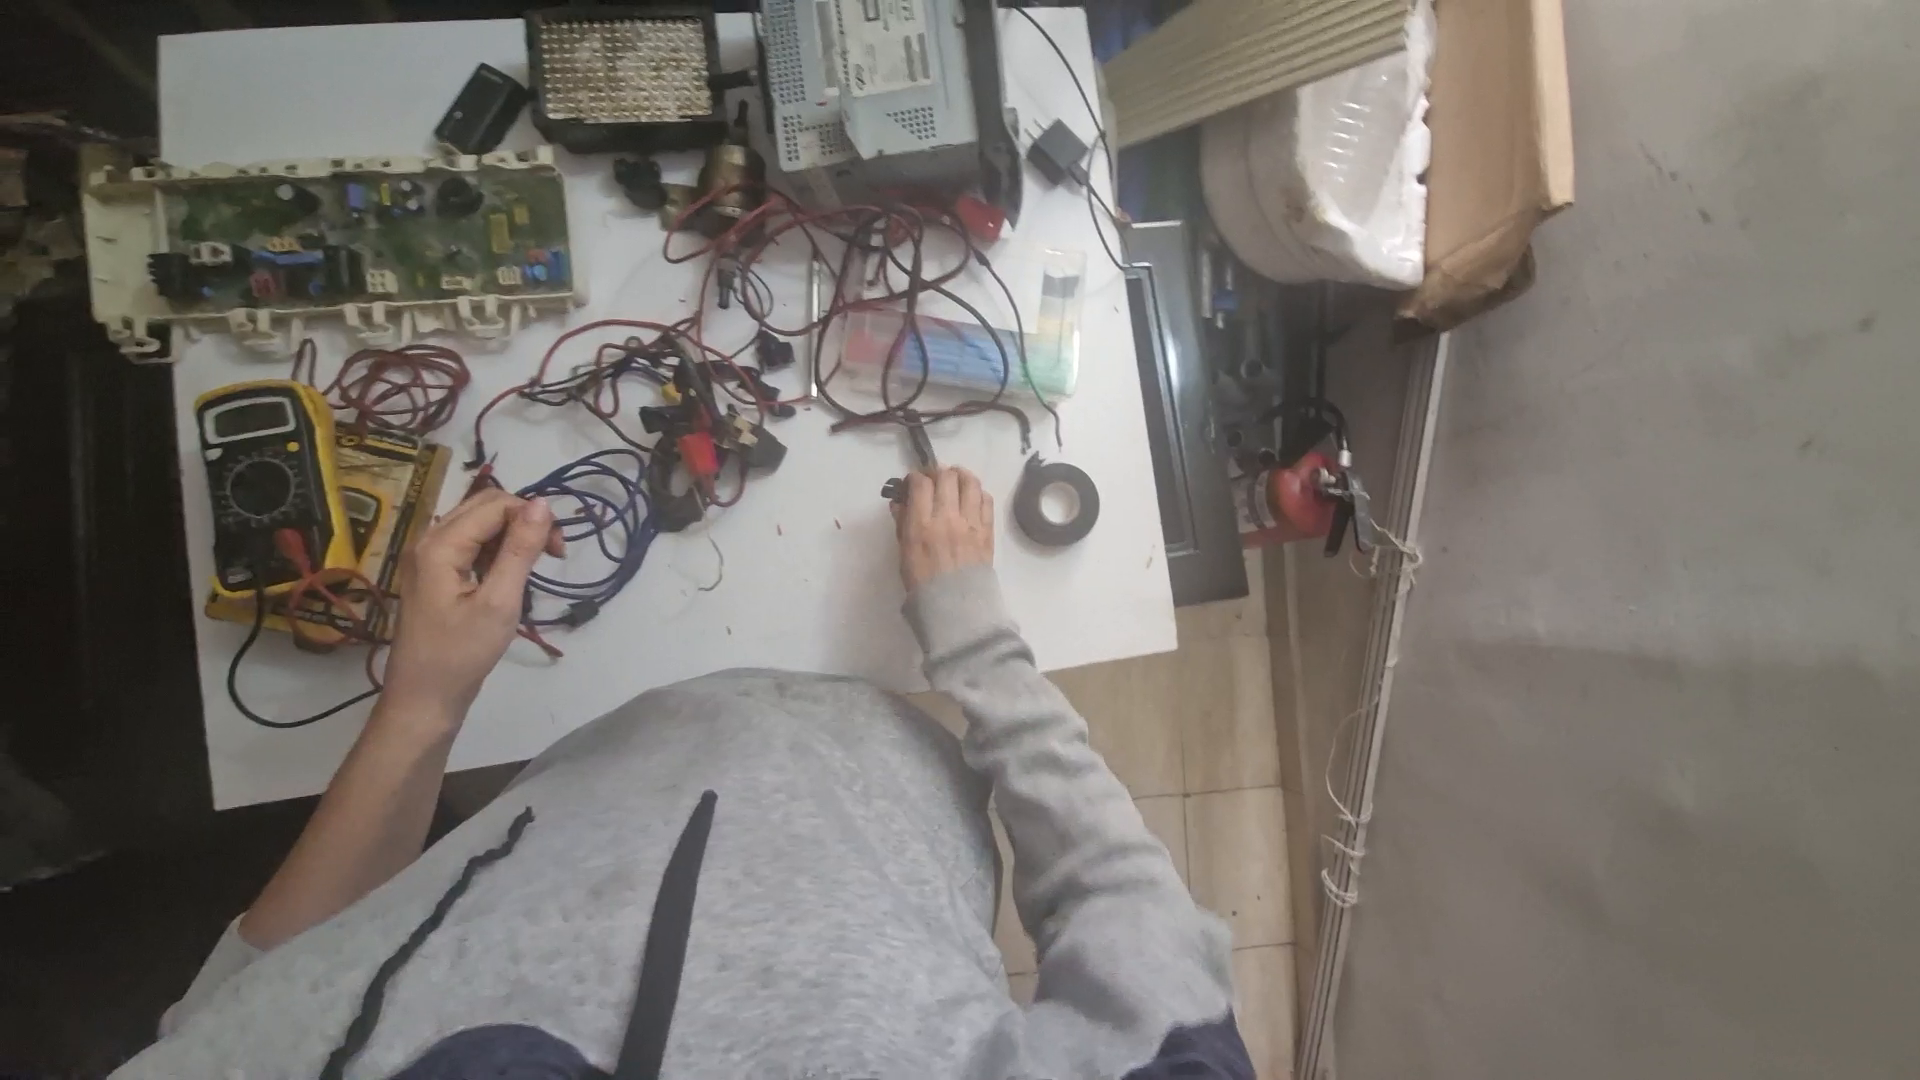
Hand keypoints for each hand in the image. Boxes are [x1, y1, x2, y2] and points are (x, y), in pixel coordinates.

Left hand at [380, 489, 563, 723]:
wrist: (424, 697)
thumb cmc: (462, 653)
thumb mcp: (499, 601)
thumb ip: (520, 550)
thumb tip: (543, 504)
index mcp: (440, 545)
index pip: (496, 505)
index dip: (533, 518)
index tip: (558, 551)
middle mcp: (428, 540)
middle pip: (485, 506)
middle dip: (525, 520)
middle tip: (552, 554)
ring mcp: (429, 556)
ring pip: (480, 523)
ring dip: (513, 535)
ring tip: (534, 565)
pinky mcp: (435, 572)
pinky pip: (471, 543)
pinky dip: (497, 549)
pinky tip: (510, 574)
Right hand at [893, 465, 993, 591]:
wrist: (956, 606)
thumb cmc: (923, 583)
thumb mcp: (905, 553)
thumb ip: (903, 523)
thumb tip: (900, 502)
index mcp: (922, 526)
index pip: (921, 484)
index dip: (916, 477)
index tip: (914, 482)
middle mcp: (948, 518)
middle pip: (946, 477)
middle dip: (938, 472)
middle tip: (934, 479)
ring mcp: (971, 523)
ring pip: (970, 482)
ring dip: (960, 475)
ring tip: (955, 479)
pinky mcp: (988, 530)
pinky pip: (986, 499)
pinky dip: (978, 492)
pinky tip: (971, 498)